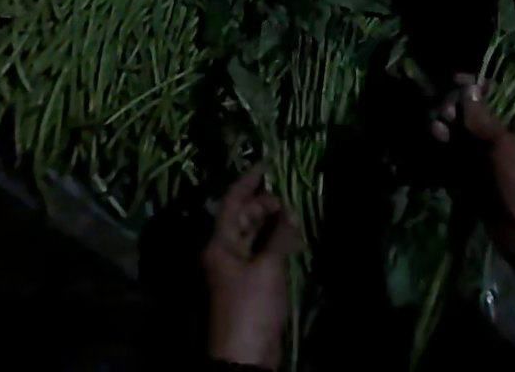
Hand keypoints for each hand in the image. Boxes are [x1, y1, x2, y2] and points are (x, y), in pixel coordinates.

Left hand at [202, 167, 300, 369]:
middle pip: (244, 216)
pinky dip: (277, 242)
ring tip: (295, 213)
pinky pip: (263, 252)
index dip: (249, 180)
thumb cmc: (250, 307)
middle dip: (266, 203)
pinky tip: (294, 238)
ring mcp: (237, 268)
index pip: (233, 201)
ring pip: (255, 234)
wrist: (245, 359)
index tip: (267, 163)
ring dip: (273, 223)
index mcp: (220, 242)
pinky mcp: (251, 284)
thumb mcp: (267, 266)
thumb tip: (288, 210)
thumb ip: (279, 234)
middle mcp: (225, 251)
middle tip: (288, 195)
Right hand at [430, 75, 514, 289]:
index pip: (499, 97)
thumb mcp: (507, 144)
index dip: (477, 88)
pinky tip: (438, 148)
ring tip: (436, 129)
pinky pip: (460, 169)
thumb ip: (482, 118)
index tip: (454, 81)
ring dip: (450, 134)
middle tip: (444, 112)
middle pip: (478, 119)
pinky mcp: (481, 191)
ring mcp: (494, 168)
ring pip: (466, 144)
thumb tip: (468, 87)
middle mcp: (509, 143)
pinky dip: (448, 160)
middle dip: (459, 112)